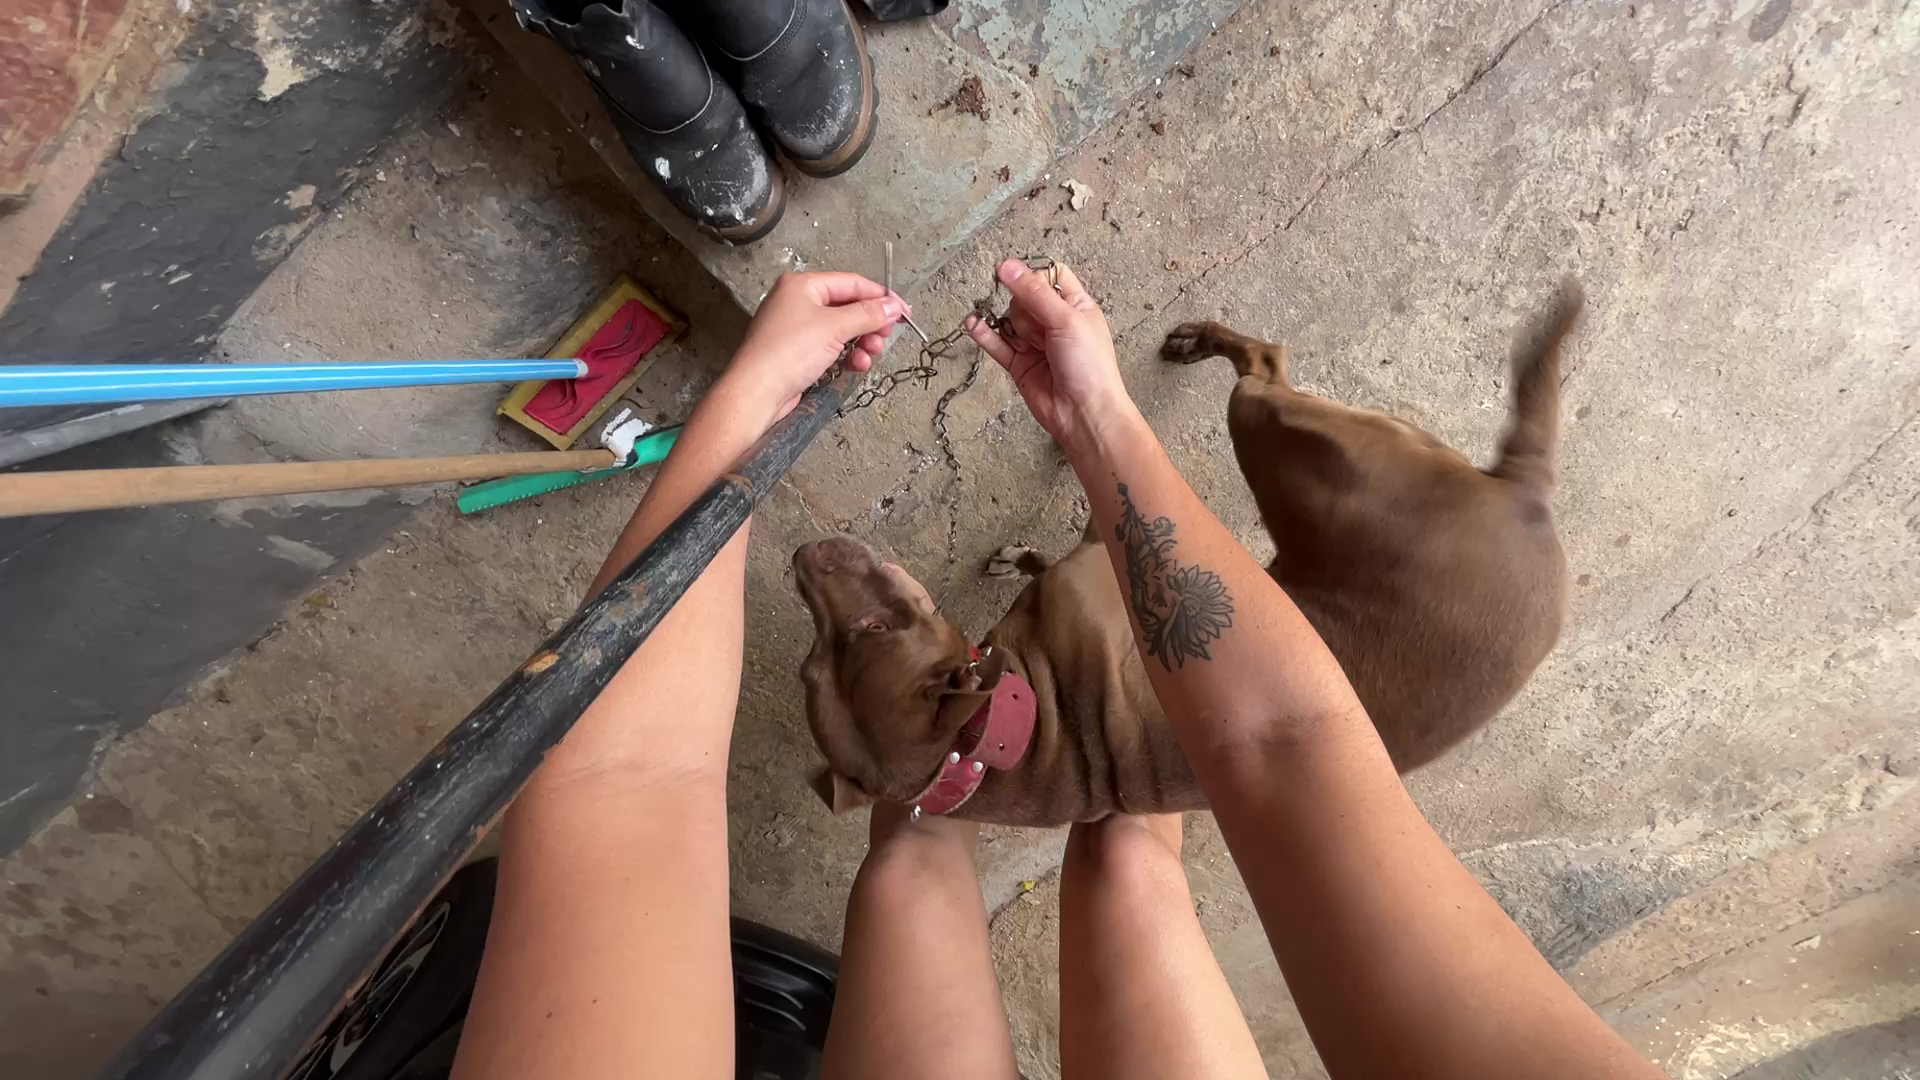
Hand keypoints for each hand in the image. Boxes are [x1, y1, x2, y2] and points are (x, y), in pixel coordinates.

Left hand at [724, 271, 907, 420]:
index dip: (880, 298)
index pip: (852, 283)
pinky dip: (848, 355)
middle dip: (870, 325)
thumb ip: (868, 314)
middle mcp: (800, 302)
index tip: (904, 313)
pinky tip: (856, 366)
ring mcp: (799, 328)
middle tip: (885, 338)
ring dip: (862, 343)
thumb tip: (894, 306)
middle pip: (849, 307)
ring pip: (844, 330)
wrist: (759, 392)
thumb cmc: (790, 352)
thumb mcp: (835, 328)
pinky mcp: (800, 353)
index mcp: (803, 285)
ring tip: (870, 355)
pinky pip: (833, 347)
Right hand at [965, 259, 1134, 449]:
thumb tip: (1008, 267)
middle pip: (1024, 298)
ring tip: (1025, 341)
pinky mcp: (1019, 364)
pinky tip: (972, 323)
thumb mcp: (1066, 320)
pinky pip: (997, 344)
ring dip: (1006, 323)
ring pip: (1009, 320)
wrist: (1083, 413)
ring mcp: (1035, 344)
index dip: (1033, 276)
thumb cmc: (1090, 368)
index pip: (1050, 276)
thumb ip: (1034, 293)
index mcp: (1075, 306)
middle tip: (1039, 330)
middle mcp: (1055, 323)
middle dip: (1025, 310)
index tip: (1017, 276)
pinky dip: (984, 334)